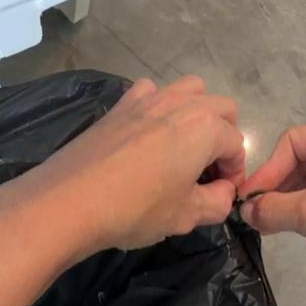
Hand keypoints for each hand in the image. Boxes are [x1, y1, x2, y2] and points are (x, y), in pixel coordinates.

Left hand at [0, 76, 244, 259]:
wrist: (69, 202)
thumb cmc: (135, 209)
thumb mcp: (186, 216)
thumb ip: (217, 202)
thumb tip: (223, 191)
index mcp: (206, 127)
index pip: (237, 144)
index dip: (234, 172)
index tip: (221, 195)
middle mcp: (184, 102)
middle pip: (222, 108)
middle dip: (223, 137)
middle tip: (207, 170)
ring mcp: (151, 97)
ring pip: (191, 89)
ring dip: (197, 113)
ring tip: (183, 146)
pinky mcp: (123, 102)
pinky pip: (153, 92)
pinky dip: (159, 105)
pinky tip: (148, 133)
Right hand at [239, 124, 305, 289]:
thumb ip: (271, 208)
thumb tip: (246, 210)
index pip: (292, 141)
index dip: (268, 169)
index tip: (249, 200)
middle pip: (302, 159)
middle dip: (277, 185)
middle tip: (254, 215)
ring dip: (289, 201)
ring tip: (270, 225)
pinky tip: (295, 230)